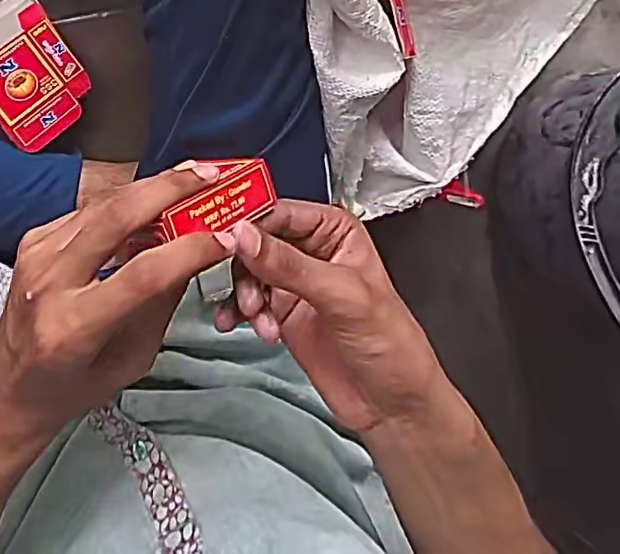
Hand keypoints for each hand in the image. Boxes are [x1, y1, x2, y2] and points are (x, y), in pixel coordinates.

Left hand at [0, 162, 233, 453]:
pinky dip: (125, 200)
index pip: (142, 274)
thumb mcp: (131, 360)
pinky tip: (152, 196)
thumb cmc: (73, 387)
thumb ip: (161, 304)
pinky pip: (88, 209)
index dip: (189, 249)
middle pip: (116, 216)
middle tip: (207, 174)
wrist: (8, 387)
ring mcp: (36, 254)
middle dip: (169, 189)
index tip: (224, 236)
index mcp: (73, 327)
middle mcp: (49, 282)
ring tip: (189, 175)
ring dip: (151, 185)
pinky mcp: (33, 238)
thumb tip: (193, 250)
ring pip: (103, 202)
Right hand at [212, 201, 459, 435]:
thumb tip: (245, 236)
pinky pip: (246, 299)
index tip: (225, 238)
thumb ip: (288, 265)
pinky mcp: (281, 309)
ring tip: (256, 315)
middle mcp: (310, 248)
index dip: (249, 223)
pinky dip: (238, 311)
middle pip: (255, 239)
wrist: (394, 408)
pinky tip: (241, 324)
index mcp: (332, 229)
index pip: (279, 211)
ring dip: (243, 292)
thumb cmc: (392, 345)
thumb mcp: (340, 296)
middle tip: (244, 288)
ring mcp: (293, 280)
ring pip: (247, 269)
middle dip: (244, 264)